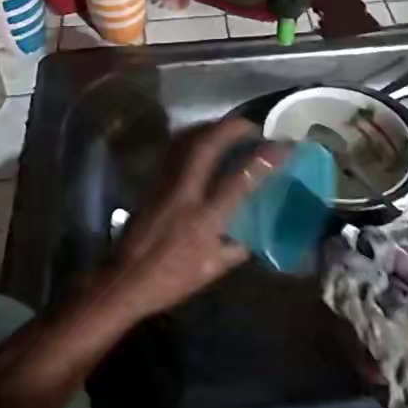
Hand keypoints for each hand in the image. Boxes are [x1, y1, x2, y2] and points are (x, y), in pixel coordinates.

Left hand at [96, 119, 286, 323]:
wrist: (124, 280)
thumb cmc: (171, 280)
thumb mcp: (213, 269)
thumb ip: (236, 247)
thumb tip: (253, 233)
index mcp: (205, 218)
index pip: (239, 180)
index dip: (264, 159)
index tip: (283, 146)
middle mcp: (184, 193)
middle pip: (207, 146)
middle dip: (231, 128)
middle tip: (252, 126)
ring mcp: (164, 184)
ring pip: (186, 142)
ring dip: (210, 128)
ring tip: (229, 128)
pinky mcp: (151, 183)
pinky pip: (174, 151)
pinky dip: (192, 139)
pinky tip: (202, 141)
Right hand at [338, 249, 407, 407]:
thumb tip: (407, 269)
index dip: (395, 266)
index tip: (366, 243)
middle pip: (392, 308)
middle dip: (370, 292)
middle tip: (340, 272)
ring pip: (377, 337)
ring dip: (361, 326)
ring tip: (340, 308)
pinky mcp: (395, 398)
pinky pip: (371, 373)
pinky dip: (362, 363)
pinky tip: (358, 357)